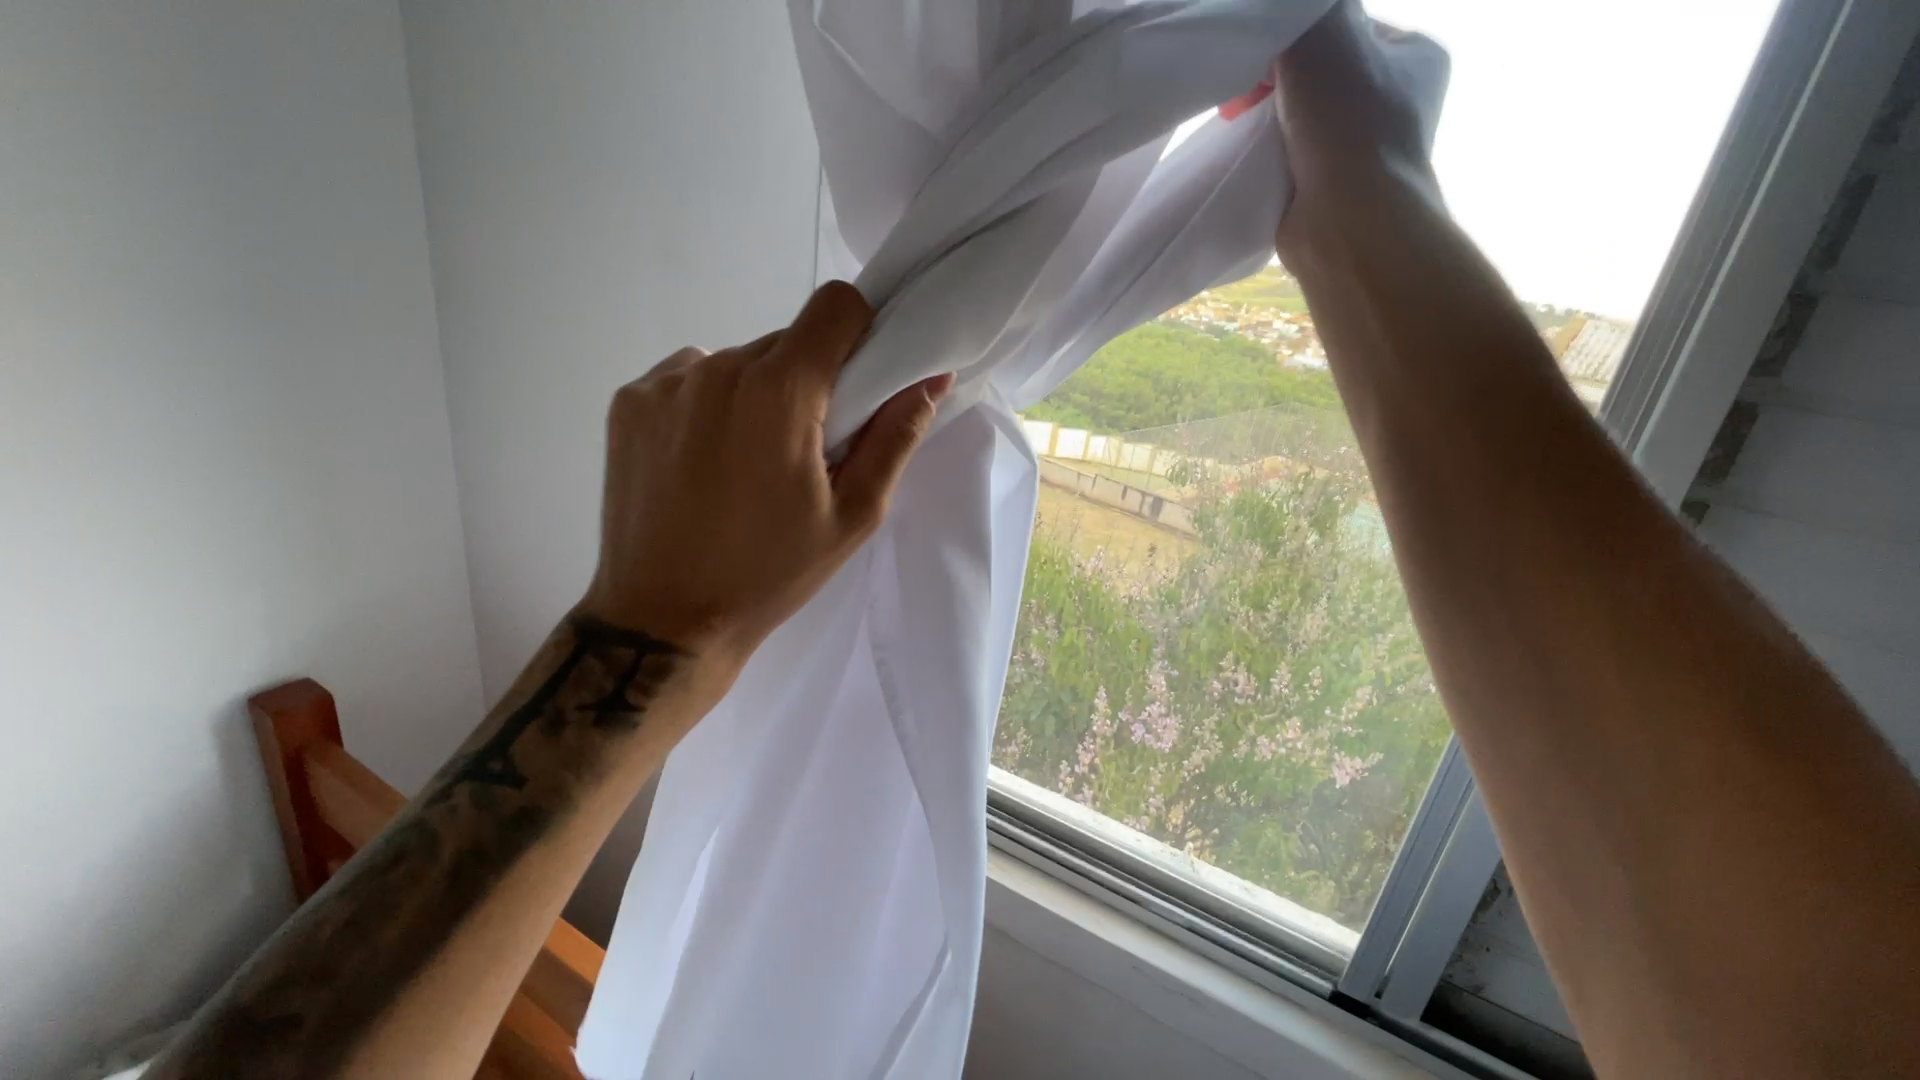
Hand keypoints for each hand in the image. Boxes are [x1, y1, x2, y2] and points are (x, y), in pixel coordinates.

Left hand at [579, 281, 950, 665]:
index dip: (859, 332)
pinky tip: (703, 463)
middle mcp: (718, 367)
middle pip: (786, 341)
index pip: (836, 305)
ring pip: (736, 362)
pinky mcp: (629, 402)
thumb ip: (895, 437)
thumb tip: (932, 378)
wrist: (663, 620)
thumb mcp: (853, 515)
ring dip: (755, 395)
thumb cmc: (770, 573)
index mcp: (779, 391)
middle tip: (804, 449)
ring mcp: (665, 383)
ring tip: (746, 464)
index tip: (857, 382)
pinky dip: (706, 405)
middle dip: (806, 381)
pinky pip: (688, 378)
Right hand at [1246, 2, 1443, 256]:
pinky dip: (1267, 157)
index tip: (1259, 57)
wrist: (1347, 224)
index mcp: (1415, 55)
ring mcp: (1365, 151)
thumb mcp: (1325, 31)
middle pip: (1318, 74)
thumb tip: (1279, 16)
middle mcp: (1398, 102)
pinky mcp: (1331, 191)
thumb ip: (1301, 8)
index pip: (1344, 29)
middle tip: (1239, 99)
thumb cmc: (1347, 123)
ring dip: (1266, 121)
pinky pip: (1291, 158)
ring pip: (1301, 118)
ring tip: (1237, 127)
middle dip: (1273, 82)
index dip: (1294, 37)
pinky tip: (1249, 159)